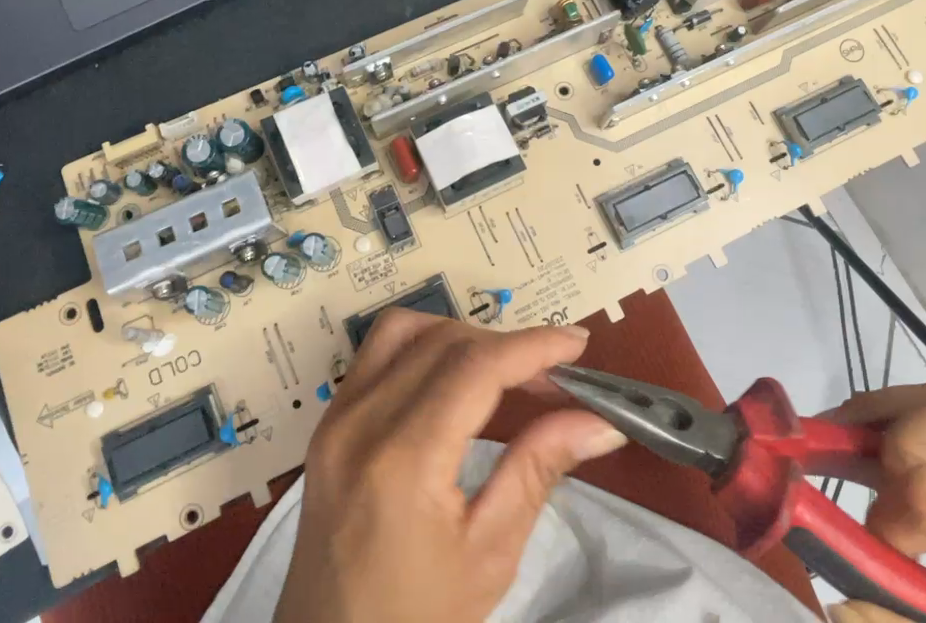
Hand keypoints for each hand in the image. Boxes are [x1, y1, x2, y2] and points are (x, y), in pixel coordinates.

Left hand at [274, 310, 627, 622]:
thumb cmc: (416, 617)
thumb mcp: (489, 554)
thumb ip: (538, 470)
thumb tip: (599, 421)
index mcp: (402, 459)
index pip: (475, 367)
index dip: (533, 346)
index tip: (578, 345)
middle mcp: (360, 421)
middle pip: (443, 342)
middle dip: (506, 345)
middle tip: (553, 380)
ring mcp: (335, 418)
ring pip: (403, 332)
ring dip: (461, 337)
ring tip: (503, 375)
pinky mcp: (327, 425)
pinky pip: (376, 355)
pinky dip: (423, 349)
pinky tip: (453, 384)